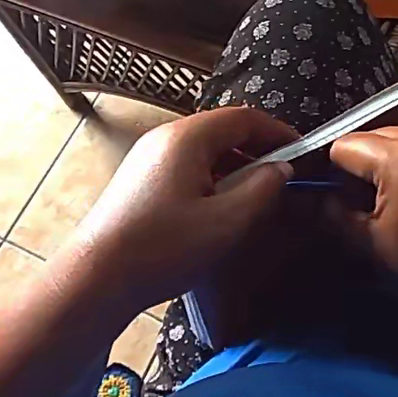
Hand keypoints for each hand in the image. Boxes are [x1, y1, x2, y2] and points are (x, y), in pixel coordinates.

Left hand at [52, 107, 297, 315]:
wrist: (94, 279)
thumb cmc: (163, 247)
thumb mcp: (226, 221)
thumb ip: (262, 189)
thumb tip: (281, 169)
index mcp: (187, 138)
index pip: (244, 117)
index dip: (278, 131)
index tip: (303, 151)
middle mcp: (166, 137)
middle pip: (223, 129)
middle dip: (258, 148)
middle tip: (284, 174)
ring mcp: (149, 157)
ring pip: (206, 149)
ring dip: (237, 164)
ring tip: (258, 193)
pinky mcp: (141, 178)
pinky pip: (188, 165)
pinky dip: (214, 175)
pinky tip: (222, 204)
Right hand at [328, 128, 397, 337]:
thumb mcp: (377, 248)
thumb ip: (338, 217)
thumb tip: (317, 199)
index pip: (346, 145)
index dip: (332, 170)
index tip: (334, 198)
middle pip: (376, 136)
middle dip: (362, 163)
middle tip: (362, 202)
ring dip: (391, 162)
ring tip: (396, 202)